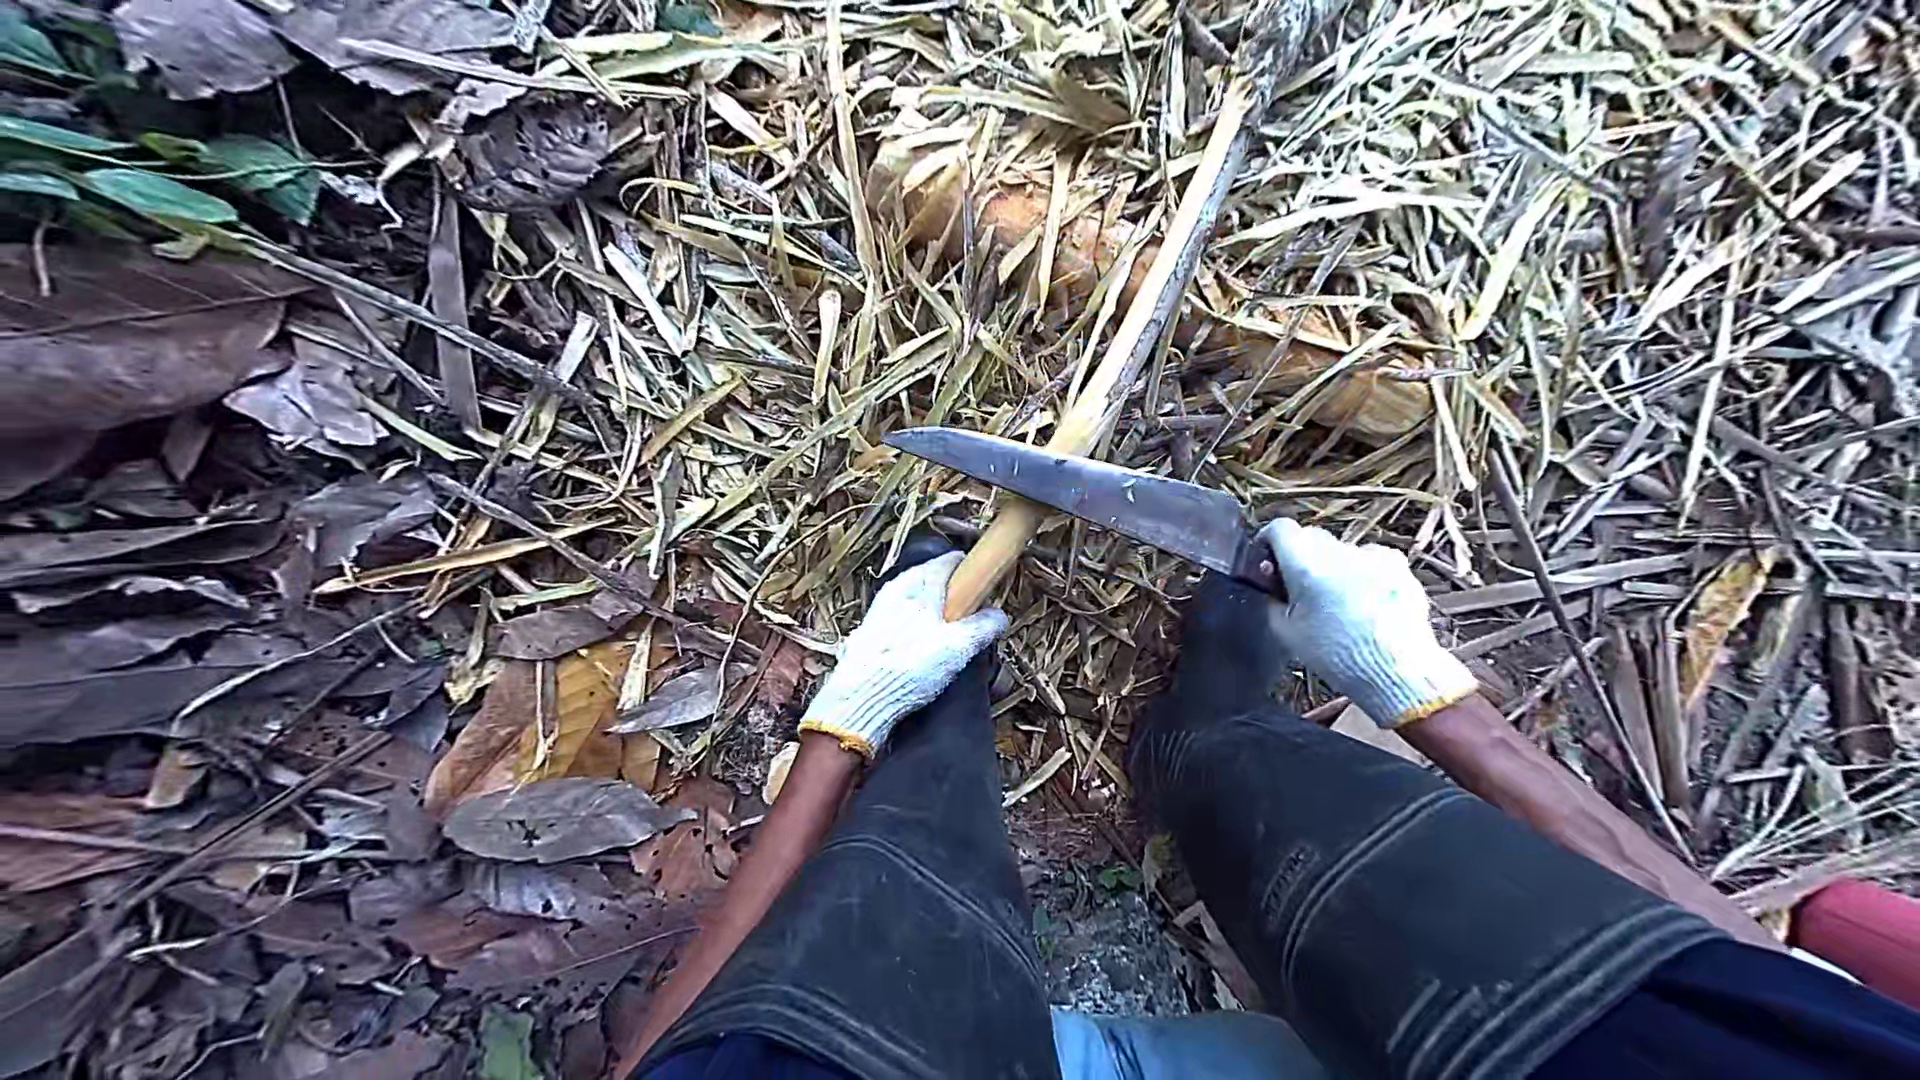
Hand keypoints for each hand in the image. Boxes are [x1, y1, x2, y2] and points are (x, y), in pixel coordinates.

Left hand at [798, 551, 1007, 756]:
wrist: (862, 698)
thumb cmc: (907, 667)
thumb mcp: (958, 646)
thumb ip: (982, 627)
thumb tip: (999, 616)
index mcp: (918, 583)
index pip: (949, 561)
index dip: (969, 569)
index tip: (981, 581)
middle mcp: (896, 590)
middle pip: (930, 578)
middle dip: (951, 590)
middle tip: (968, 610)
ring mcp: (880, 610)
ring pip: (912, 598)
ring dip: (930, 609)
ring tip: (946, 633)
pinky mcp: (869, 632)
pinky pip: (898, 619)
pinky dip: (912, 627)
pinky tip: (920, 648)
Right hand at [1259, 518, 1477, 727]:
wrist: (1396, 671)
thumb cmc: (1336, 655)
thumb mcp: (1285, 631)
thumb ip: (1274, 598)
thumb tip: (1272, 582)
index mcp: (1305, 565)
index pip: (1279, 528)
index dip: (1268, 540)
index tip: (1266, 559)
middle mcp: (1338, 552)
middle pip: (1309, 537)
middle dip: (1298, 555)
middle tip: (1296, 586)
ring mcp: (1371, 556)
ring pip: (1339, 549)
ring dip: (1330, 565)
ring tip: (1334, 600)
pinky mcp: (1398, 565)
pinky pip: (1368, 558)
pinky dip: (1360, 571)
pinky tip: (1361, 599)